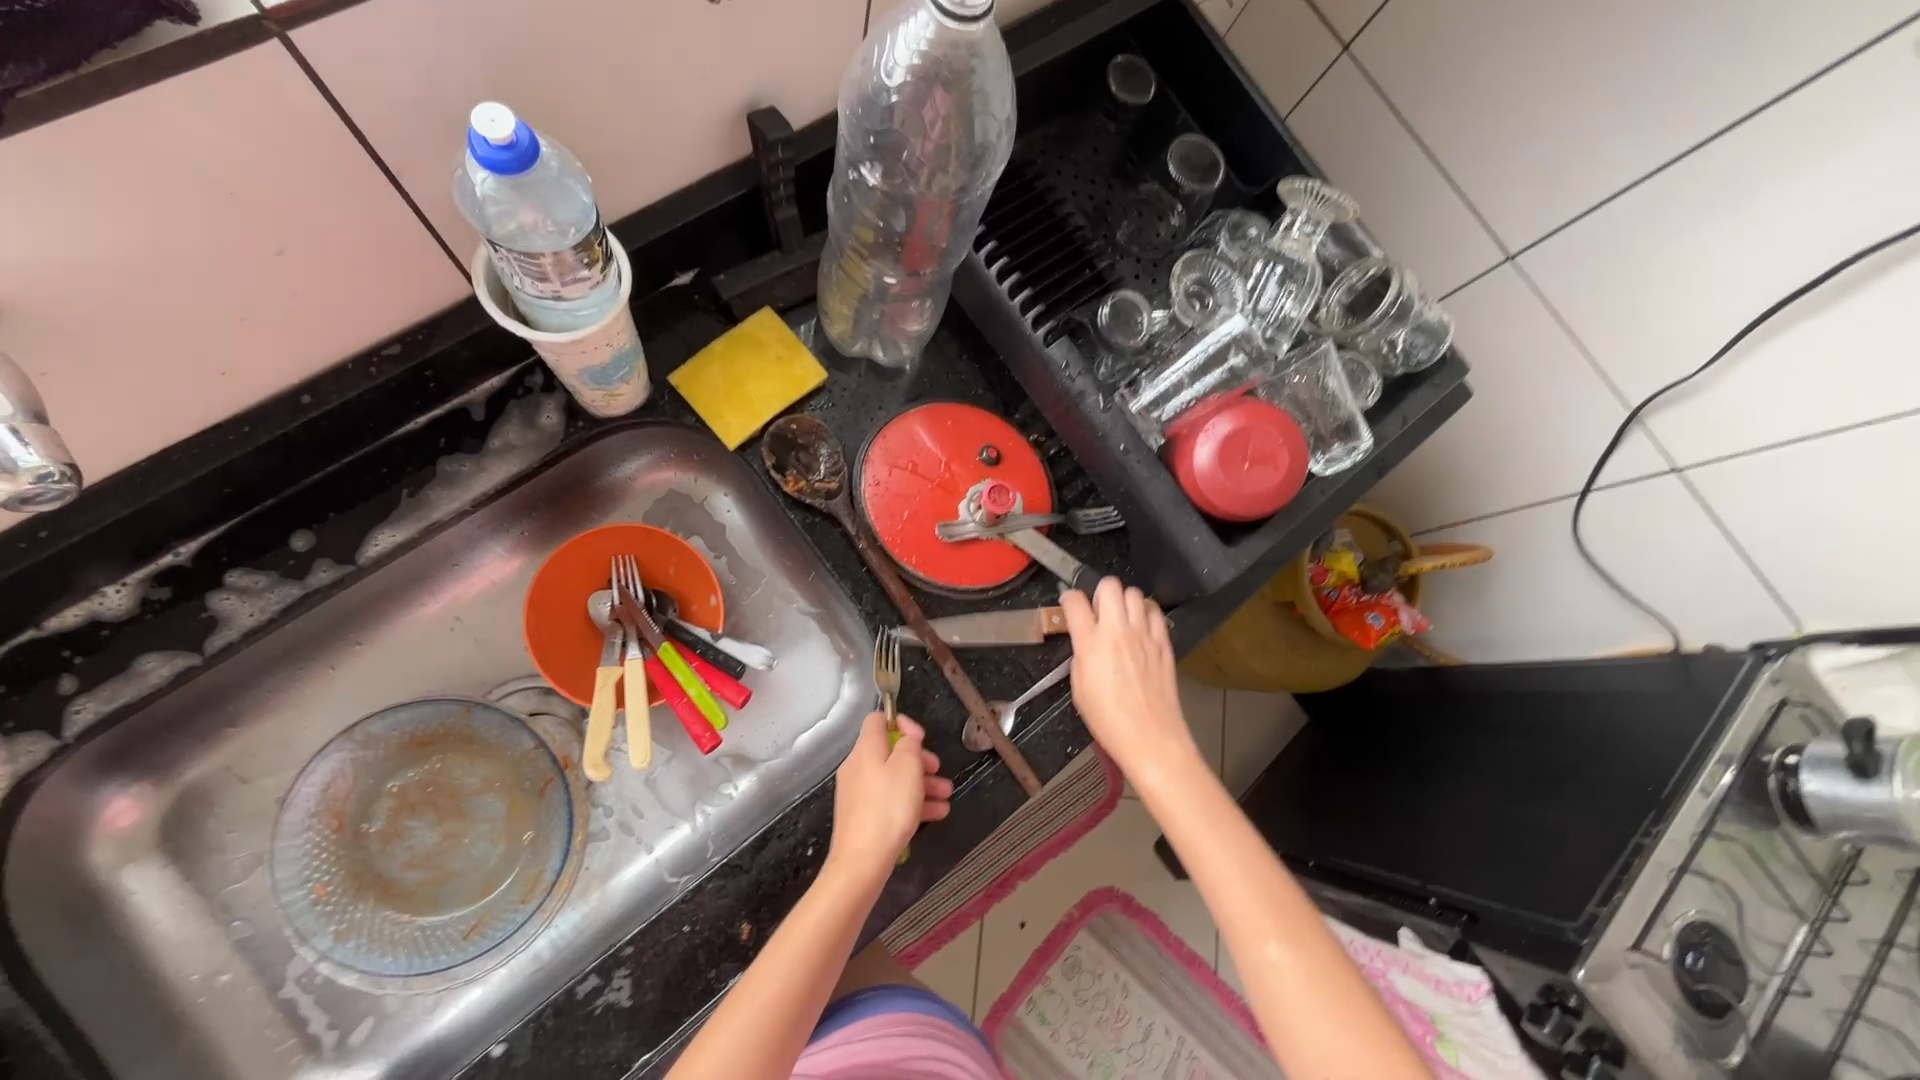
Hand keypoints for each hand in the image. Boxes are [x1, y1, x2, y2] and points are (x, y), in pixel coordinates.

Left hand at [828, 712, 951, 877]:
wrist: (862, 861)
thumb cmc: (888, 807)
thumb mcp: (907, 767)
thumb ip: (909, 744)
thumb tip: (906, 737)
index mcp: (865, 749)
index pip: (878, 720)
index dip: (902, 722)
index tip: (922, 737)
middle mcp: (859, 767)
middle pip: (890, 752)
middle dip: (919, 759)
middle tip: (937, 769)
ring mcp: (860, 793)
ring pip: (895, 778)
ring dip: (923, 783)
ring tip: (947, 794)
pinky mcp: (865, 816)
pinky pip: (891, 800)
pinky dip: (913, 802)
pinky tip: (937, 813)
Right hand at [1060, 578, 1195, 779]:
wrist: (1149, 736)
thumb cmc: (1108, 719)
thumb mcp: (1079, 688)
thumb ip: (1081, 656)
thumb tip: (1085, 641)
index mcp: (1090, 643)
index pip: (1076, 603)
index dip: (1069, 599)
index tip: (1070, 604)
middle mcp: (1117, 631)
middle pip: (1110, 585)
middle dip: (1100, 592)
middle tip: (1098, 610)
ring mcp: (1144, 635)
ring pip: (1135, 593)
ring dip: (1125, 600)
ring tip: (1122, 617)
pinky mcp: (1164, 643)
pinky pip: (1155, 613)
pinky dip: (1146, 614)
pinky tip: (1142, 628)